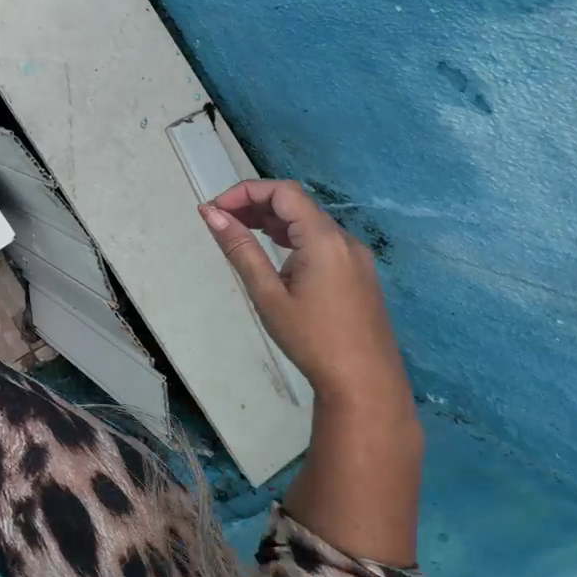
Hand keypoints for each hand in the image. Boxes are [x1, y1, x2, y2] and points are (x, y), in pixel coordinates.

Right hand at [200, 180, 409, 405]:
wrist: (366, 385)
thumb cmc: (311, 338)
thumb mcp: (267, 293)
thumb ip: (240, 248)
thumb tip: (210, 212)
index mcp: (324, 241)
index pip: (283, 192)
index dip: (245, 192)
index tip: (215, 211)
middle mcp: (345, 241)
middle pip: (295, 203)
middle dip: (253, 204)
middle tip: (219, 222)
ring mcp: (355, 257)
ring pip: (307, 220)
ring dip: (270, 219)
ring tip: (238, 234)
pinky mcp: (357, 273)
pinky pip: (319, 239)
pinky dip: (289, 235)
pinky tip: (270, 251)